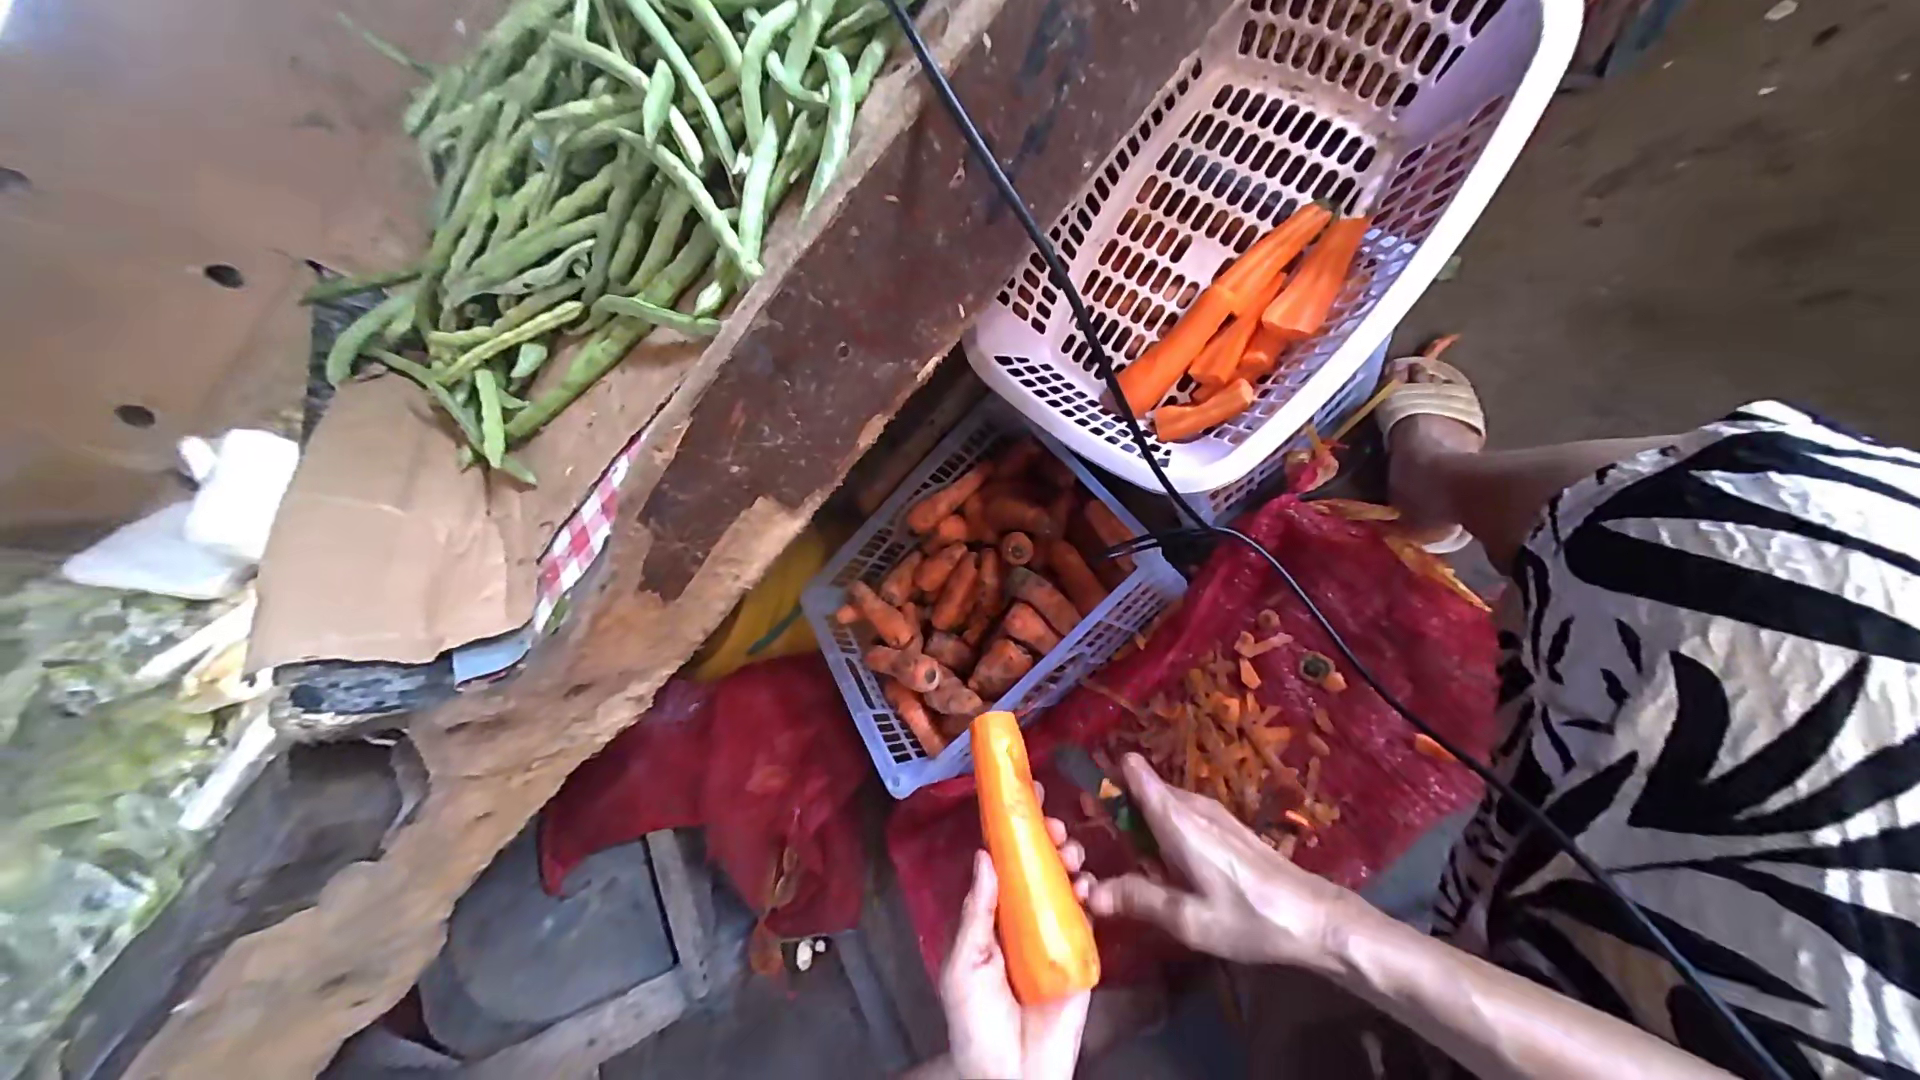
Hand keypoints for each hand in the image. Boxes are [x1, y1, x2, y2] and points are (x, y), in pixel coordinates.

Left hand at [939, 799, 1090, 1079]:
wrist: (1012, 1075)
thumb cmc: (976, 1018)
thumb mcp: (964, 963)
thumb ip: (976, 912)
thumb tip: (983, 854)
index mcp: (995, 910)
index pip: (1005, 858)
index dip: (1015, 826)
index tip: (1025, 792)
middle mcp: (1025, 911)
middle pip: (1039, 862)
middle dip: (1048, 836)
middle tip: (1053, 826)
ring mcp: (1056, 929)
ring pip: (1066, 880)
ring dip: (1070, 858)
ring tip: (1069, 854)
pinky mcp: (1081, 951)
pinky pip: (1089, 914)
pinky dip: (1090, 894)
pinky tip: (1086, 887)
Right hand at [1086, 753, 1361, 970]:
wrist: (1316, 917)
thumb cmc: (1249, 917)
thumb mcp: (1188, 920)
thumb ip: (1137, 900)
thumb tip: (1090, 892)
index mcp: (1174, 818)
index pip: (1132, 770)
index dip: (1106, 779)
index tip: (1088, 805)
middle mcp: (1189, 803)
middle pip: (1141, 791)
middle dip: (1120, 815)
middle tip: (1112, 857)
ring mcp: (1210, 811)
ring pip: (1161, 805)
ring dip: (1144, 829)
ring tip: (1144, 872)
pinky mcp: (1224, 824)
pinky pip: (1180, 815)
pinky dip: (1166, 835)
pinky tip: (1178, 874)